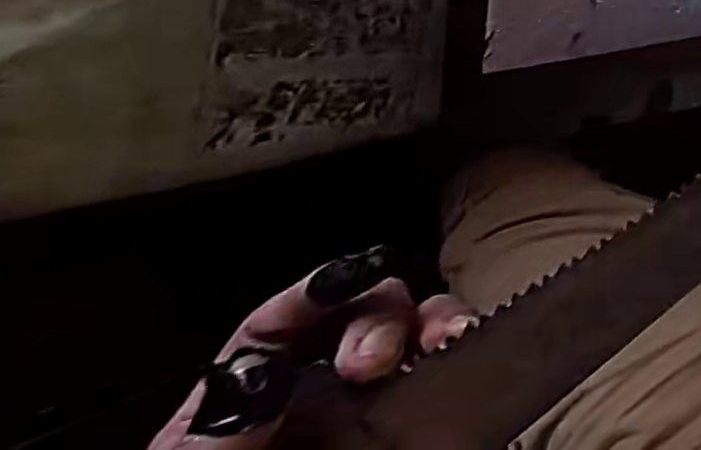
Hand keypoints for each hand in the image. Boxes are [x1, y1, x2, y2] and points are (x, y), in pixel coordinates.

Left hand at [149, 248, 477, 449]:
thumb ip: (215, 441)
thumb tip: (261, 375)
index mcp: (250, 407)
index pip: (279, 325)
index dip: (314, 291)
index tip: (343, 280)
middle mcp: (321, 394)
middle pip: (364, 314)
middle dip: (384, 315)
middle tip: (379, 358)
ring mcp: (380, 409)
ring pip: (423, 328)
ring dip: (440, 318)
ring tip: (450, 337)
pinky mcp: (430, 423)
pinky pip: (459, 367)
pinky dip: (470, 347)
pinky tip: (469, 347)